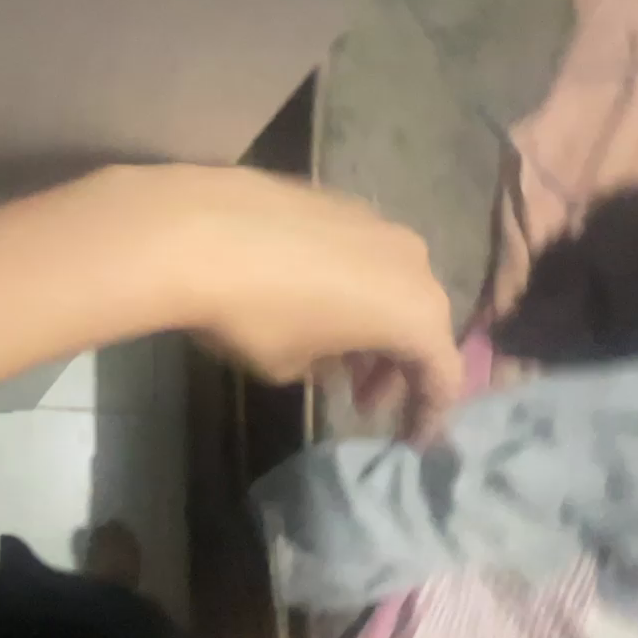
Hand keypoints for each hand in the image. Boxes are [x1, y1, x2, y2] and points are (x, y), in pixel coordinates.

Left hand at [128, 165, 460, 440]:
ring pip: (389, 281)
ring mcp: (373, 220)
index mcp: (415, 311)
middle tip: (363, 397)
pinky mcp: (333, 198)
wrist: (196, 230)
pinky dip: (345, 283)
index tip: (410, 439)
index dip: (428, 412)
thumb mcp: (287, 366)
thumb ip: (324, 368)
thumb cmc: (252, 316)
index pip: (441, 374)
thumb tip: (330, 355)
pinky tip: (308, 298)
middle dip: (394, 365)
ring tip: (335, 350)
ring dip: (370, 320)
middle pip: (419, 322)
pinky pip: (355, 253)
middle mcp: (411, 259)